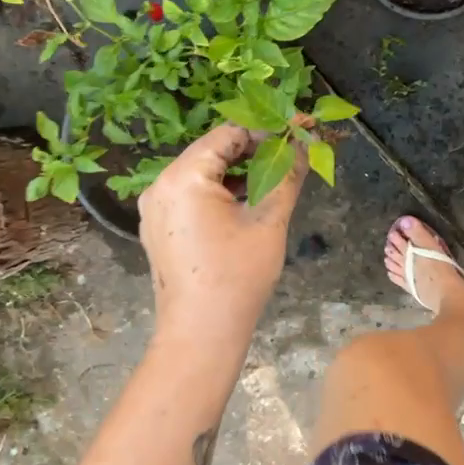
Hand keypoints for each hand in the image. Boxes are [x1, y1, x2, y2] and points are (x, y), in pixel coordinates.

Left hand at [137, 125, 302, 340]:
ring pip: (205, 172)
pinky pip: (193, 193)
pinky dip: (223, 189)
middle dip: (255, 148)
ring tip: (278, 175)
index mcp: (184, 177)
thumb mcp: (270, 218)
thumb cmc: (237, 274)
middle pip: (215, 150)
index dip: (267, 130)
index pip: (230, 133)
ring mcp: (156, 208)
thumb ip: (288, 173)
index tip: (299, 133)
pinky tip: (251, 199)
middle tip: (294, 153)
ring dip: (241, 169)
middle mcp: (161, 186)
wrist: (201, 334)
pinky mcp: (161, 228)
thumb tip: (307, 141)